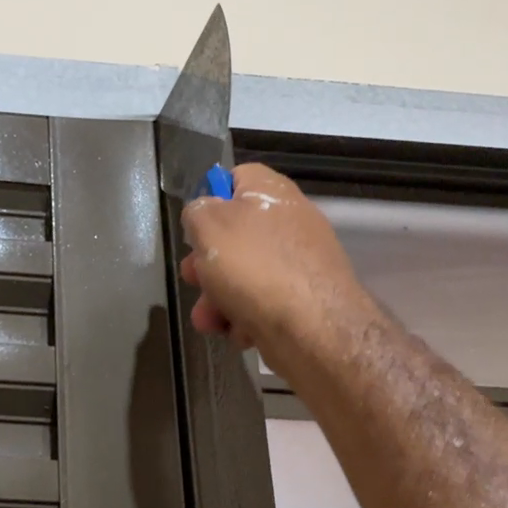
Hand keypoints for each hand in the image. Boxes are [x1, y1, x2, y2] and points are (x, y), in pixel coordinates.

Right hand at [177, 163, 374, 364]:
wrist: (313, 328)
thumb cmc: (254, 267)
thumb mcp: (208, 226)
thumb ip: (196, 211)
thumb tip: (203, 214)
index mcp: (272, 193)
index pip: (237, 177)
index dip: (210, 197)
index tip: (193, 225)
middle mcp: (289, 222)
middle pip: (233, 234)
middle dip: (205, 263)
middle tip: (193, 279)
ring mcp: (297, 263)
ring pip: (241, 274)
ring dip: (216, 298)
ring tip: (210, 320)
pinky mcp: (302, 299)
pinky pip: (260, 301)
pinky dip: (244, 317)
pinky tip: (240, 331)